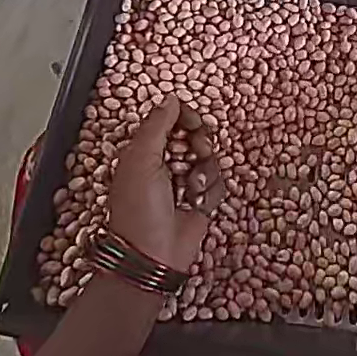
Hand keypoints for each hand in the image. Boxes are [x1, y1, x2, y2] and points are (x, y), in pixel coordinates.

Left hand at [106, 96, 221, 272]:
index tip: (193, 123)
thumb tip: (171, 99)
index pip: (172, 119)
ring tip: (190, 189)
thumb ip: (157, 125)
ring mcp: (184, 182)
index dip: (185, 118)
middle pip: (195, 137)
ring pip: (210, 160)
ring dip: (204, 173)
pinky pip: (217, 184)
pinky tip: (196, 204)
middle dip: (199, 145)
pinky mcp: (201, 201)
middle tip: (195, 154)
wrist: (151, 256)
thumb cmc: (139, 208)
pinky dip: (209, 192)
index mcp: (146, 149)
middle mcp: (166, 162)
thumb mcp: (142, 159)